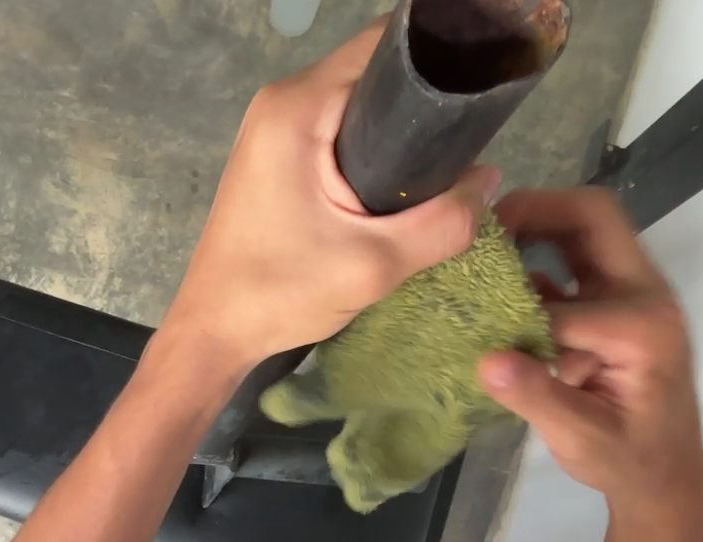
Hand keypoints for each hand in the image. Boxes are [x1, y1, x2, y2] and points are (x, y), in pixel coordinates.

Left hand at [162, 20, 501, 372]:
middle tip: (450, 166)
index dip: (440, 70)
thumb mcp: (374, 266)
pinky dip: (364, 161)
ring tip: (422, 188)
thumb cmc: (279, 295)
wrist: (214, 334)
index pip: (388, 47)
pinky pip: (334, 140)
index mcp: (298, 106)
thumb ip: (443, 223)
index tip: (475, 110)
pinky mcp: (271, 162)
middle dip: (418, 115)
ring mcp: (271, 132)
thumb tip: (489, 181)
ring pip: (355, 112)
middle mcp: (280, 103)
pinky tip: (383, 199)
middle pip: (373, 78)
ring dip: (392, 144)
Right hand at [477, 187, 702, 519]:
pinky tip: (495, 280)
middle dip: (537, 210)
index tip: (469, 320)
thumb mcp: (582, 437)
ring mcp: (630, 297)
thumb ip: (538, 396)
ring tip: (481, 242)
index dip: (514, 312)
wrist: (664, 475)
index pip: (566, 301)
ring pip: (586, 232)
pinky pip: (575, 265)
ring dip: (535, 226)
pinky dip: (535, 261)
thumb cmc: (627, 460)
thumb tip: (487, 359)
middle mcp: (643, 297)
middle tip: (480, 226)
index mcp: (641, 327)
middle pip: (594, 220)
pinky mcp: (612, 307)